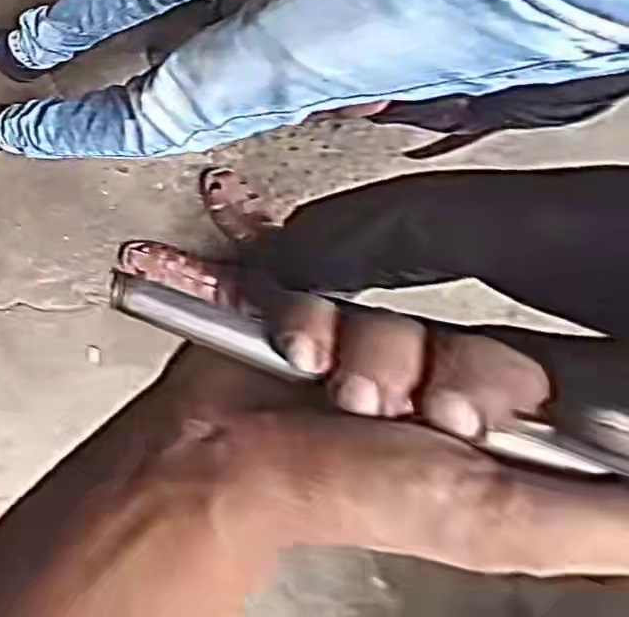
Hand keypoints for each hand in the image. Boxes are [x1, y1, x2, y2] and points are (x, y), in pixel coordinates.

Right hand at [151, 319, 628, 577]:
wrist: (231, 452)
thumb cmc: (352, 495)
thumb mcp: (515, 525)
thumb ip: (614, 513)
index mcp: (504, 438)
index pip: (551, 387)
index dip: (512, 394)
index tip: (474, 424)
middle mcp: (440, 389)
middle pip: (481, 348)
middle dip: (435, 379)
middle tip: (403, 414)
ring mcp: (369, 352)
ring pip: (399, 321)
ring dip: (363, 357)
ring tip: (336, 392)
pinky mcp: (306, 319)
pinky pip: (325, 295)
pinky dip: (307, 324)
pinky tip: (298, 355)